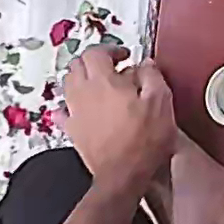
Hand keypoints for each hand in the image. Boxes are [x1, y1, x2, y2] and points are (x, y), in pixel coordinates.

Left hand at [58, 46, 173, 194]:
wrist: (124, 173)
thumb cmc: (145, 138)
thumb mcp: (161, 100)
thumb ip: (152, 76)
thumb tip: (145, 64)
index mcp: (104, 81)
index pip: (96, 53)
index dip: (111, 49)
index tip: (125, 56)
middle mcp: (83, 93)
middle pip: (77, 65)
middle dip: (95, 61)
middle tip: (114, 67)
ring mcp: (75, 113)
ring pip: (68, 84)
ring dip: (83, 79)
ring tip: (102, 85)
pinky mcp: (72, 131)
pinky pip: (63, 111)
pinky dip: (71, 105)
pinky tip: (84, 109)